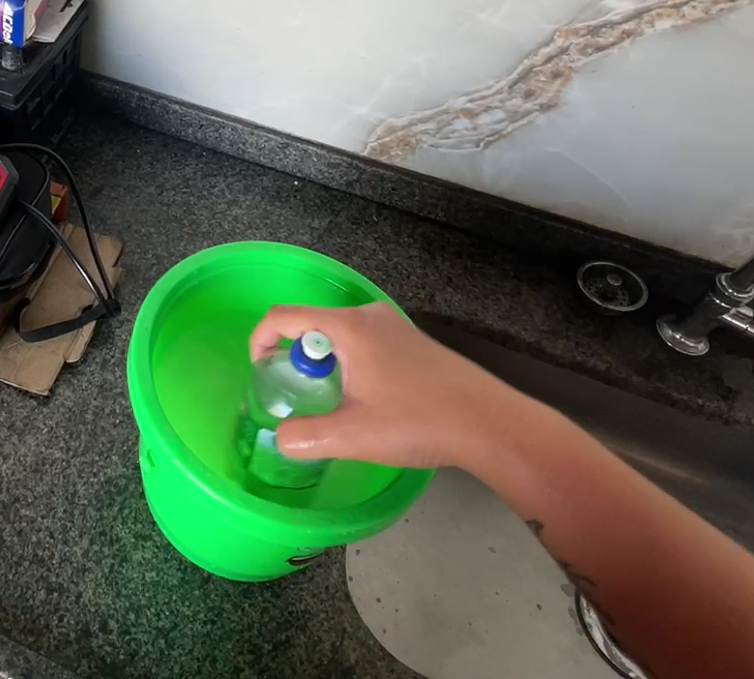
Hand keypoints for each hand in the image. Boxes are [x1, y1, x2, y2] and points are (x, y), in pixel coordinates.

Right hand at [250, 303, 549, 469]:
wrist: (493, 425)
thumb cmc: (419, 421)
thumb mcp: (353, 435)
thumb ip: (305, 436)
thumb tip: (280, 438)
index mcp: (349, 326)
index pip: (284, 316)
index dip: (260, 339)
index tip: (261, 370)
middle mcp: (369, 315)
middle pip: (311, 323)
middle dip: (294, 355)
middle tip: (298, 393)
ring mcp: (394, 325)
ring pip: (338, 334)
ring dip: (323, 361)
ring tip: (333, 400)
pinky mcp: (412, 341)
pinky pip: (362, 341)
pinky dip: (348, 362)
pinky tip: (368, 399)